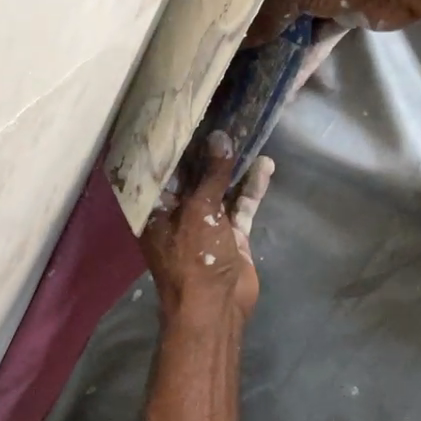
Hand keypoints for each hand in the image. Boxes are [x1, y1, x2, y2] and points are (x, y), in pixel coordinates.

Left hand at [142, 132, 274, 321]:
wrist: (215, 308)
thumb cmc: (193, 259)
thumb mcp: (199, 212)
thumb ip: (211, 175)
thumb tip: (220, 138)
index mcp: (155, 209)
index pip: (162, 169)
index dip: (175, 144)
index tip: (188, 113)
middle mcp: (177, 213)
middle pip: (193, 175)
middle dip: (208, 150)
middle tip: (224, 113)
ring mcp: (206, 224)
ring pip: (220, 188)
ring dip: (233, 166)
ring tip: (248, 132)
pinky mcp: (231, 235)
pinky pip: (241, 205)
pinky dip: (251, 187)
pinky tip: (264, 164)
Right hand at [247, 0, 420, 44]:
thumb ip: (264, 11)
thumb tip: (235, 43)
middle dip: (247, 2)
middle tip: (218, 27)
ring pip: (288, 2)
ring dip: (269, 23)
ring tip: (237, 45)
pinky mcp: (343, 4)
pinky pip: (309, 23)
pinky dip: (293, 38)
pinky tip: (268, 52)